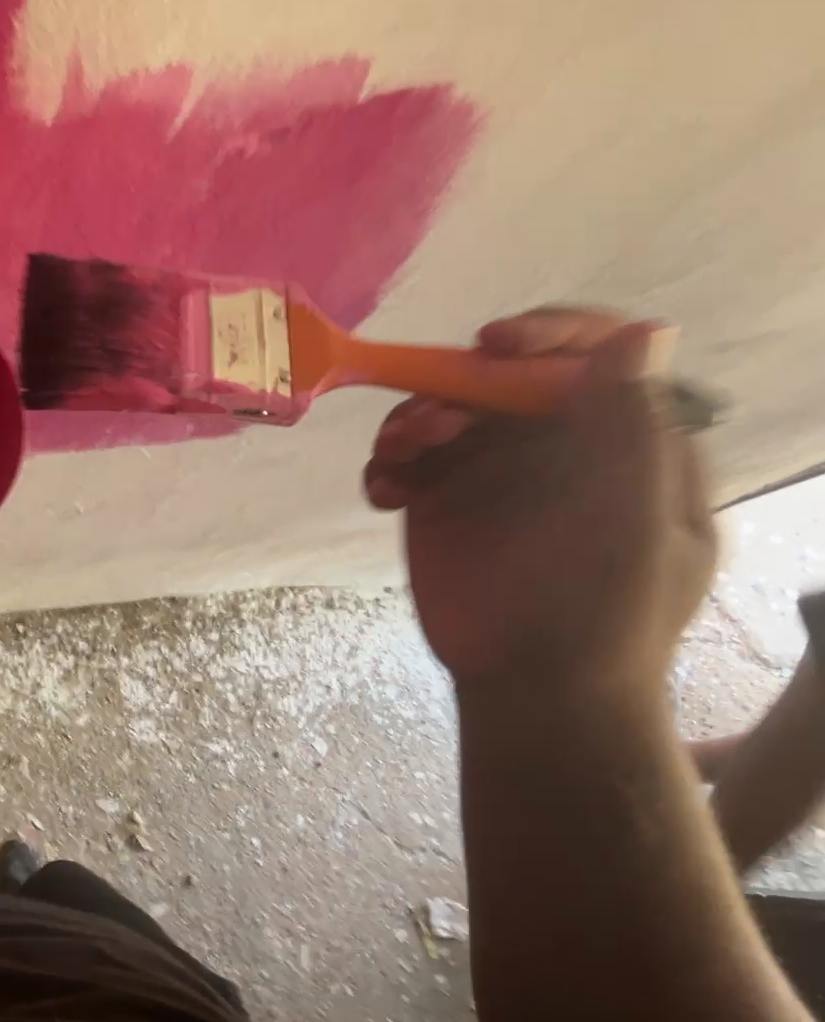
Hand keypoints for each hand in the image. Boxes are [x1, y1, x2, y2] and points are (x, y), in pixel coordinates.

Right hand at [362, 309, 715, 691]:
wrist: (530, 686)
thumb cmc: (600, 613)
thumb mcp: (631, 525)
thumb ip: (631, 433)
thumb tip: (636, 335)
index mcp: (625, 441)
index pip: (596, 357)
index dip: (547, 336)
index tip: (491, 345)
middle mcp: (557, 446)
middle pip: (501, 379)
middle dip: (455, 390)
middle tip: (426, 430)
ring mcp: (493, 472)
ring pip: (442, 413)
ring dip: (410, 425)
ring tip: (395, 464)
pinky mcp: (439, 500)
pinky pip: (404, 459)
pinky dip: (385, 466)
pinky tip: (384, 496)